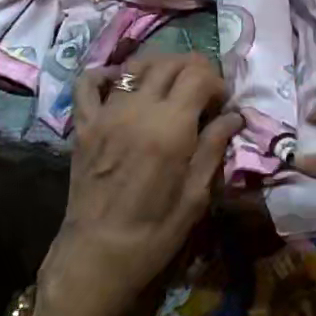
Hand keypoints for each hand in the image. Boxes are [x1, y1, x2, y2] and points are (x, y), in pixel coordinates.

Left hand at [33, 54, 242, 315]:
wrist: (98, 252)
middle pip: (169, 63)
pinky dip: (107, 75)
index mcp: (170, 128)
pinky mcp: (83, 123)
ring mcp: (106, 113)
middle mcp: (137, 109)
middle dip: (192, 69)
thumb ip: (213, 149)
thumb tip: (232, 116)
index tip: (221, 103)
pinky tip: (122, 84)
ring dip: (158, 67)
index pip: (198, 75)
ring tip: (169, 86)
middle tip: (201, 91)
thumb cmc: (154, 233)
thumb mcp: (196, 197)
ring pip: (134, 66)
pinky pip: (88, 83)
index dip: (216, 82)